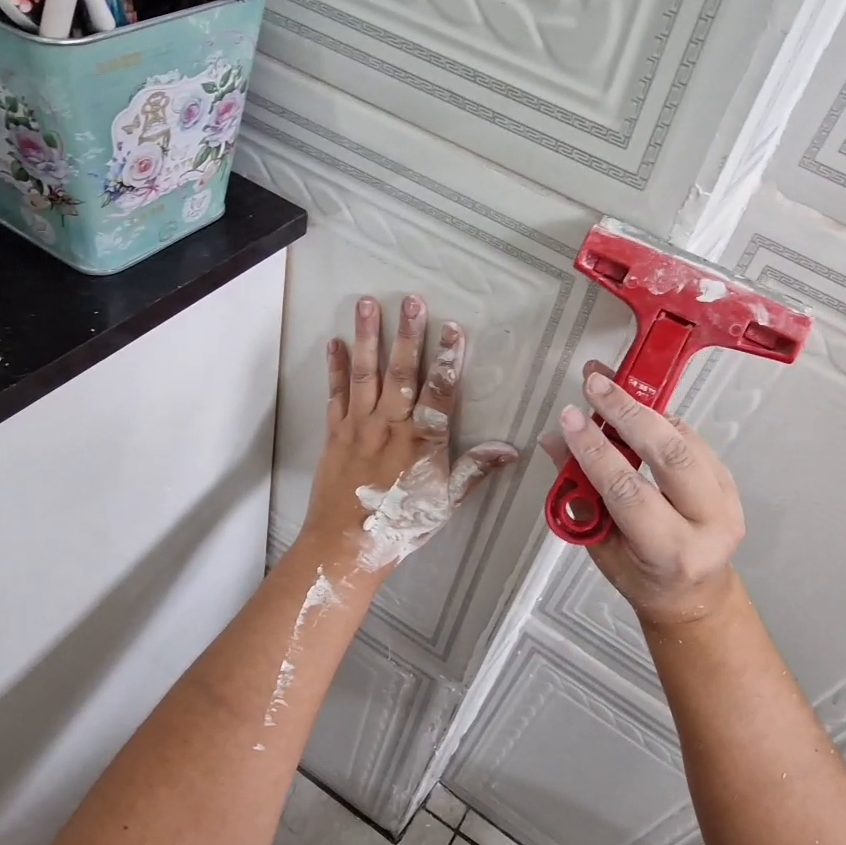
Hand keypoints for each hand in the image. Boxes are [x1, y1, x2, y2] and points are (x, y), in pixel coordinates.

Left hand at [300, 295, 517, 578]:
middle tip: (412, 300)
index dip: (448, 359)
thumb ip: (475, 470)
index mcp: (421, 442)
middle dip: (409, 334)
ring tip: (368, 303)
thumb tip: (510, 448)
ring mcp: (359, 426)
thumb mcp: (446, 502)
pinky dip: (335, 368)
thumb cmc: (401, 524)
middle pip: (402, 373)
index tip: (453, 328)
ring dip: (368, 337)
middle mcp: (390, 426)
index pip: (440, 393)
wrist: (345, 545)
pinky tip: (334, 342)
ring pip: (366, 374)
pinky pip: (335, 394)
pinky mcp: (335, 433)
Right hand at [541, 363, 744, 626]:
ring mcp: (727, 501)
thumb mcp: (600, 546)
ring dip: (646, 409)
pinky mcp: (731, 482)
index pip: (628, 492)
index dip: (596, 451)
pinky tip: (637, 407)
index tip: (570, 419)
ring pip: (686, 441)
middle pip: (670, 456)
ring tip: (612, 386)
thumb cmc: (640, 577)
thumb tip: (556, 440)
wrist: (694, 594)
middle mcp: (708, 526)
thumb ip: (579, 495)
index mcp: (670, 552)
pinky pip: (695, 441)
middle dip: (628, 414)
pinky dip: (663, 421)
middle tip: (595, 385)